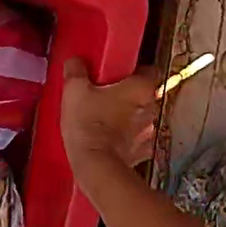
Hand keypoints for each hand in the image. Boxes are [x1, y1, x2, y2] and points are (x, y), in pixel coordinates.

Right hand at [60, 58, 159, 176]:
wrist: (94, 165)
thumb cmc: (88, 123)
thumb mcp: (74, 91)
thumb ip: (76, 71)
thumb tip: (75, 61)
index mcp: (140, 88)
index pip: (149, 70)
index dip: (135, 71)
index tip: (119, 75)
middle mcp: (151, 108)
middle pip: (145, 96)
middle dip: (130, 97)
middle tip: (107, 98)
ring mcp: (149, 133)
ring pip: (142, 119)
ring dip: (129, 119)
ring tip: (107, 122)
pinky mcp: (142, 153)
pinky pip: (137, 142)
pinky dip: (127, 141)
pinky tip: (111, 142)